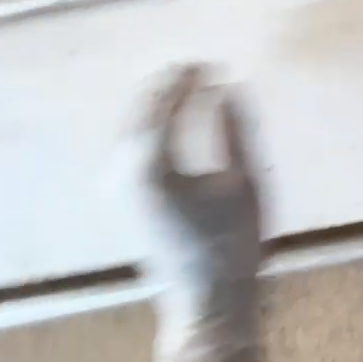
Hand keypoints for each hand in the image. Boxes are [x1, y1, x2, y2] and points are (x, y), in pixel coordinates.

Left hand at [139, 65, 265, 361]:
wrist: (206, 299)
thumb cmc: (234, 241)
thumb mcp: (245, 181)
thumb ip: (235, 132)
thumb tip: (230, 89)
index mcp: (154, 167)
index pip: (164, 109)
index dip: (184, 83)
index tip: (205, 62)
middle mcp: (124, 174)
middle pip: (137, 117)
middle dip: (161, 89)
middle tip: (189, 66)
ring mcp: (117, 190)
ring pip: (128, 133)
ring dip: (150, 106)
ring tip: (177, 86)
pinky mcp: (123, 201)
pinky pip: (128, 150)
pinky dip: (145, 128)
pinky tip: (163, 123)